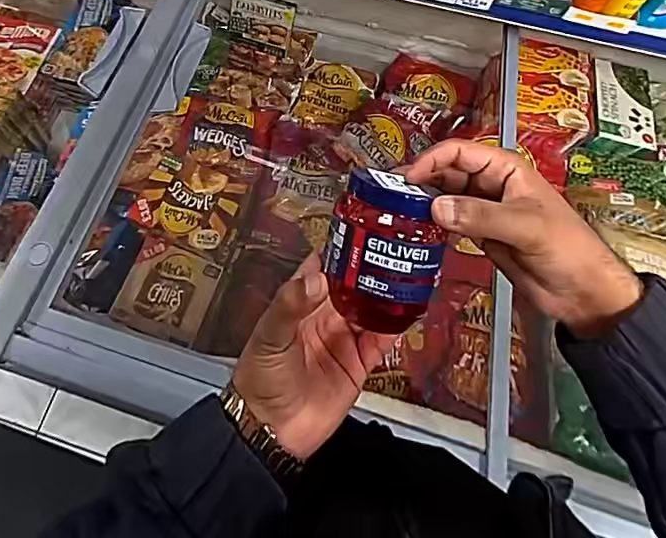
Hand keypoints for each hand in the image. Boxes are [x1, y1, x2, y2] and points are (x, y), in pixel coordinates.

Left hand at [229, 253, 398, 460]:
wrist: (270, 433)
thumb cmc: (260, 378)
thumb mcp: (269, 336)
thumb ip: (290, 305)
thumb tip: (317, 279)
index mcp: (303, 301)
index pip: (325, 267)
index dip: (342, 250)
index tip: (362, 233)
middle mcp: (326, 315)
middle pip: (354, 285)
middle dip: (372, 269)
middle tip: (393, 251)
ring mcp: (344, 339)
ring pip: (371, 309)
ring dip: (386, 296)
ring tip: (406, 277)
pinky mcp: (358, 365)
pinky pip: (381, 343)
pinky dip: (394, 329)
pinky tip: (405, 315)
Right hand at [402, 139, 642, 337]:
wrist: (585, 292)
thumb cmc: (567, 247)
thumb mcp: (525, 226)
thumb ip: (480, 216)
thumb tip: (436, 208)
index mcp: (505, 168)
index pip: (460, 153)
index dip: (432, 160)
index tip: (408, 178)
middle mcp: (492, 184)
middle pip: (448, 172)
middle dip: (422, 178)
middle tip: (391, 192)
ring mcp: (486, 209)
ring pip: (447, 196)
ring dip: (424, 200)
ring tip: (396, 209)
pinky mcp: (483, 235)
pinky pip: (452, 221)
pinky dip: (434, 222)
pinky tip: (417, 228)